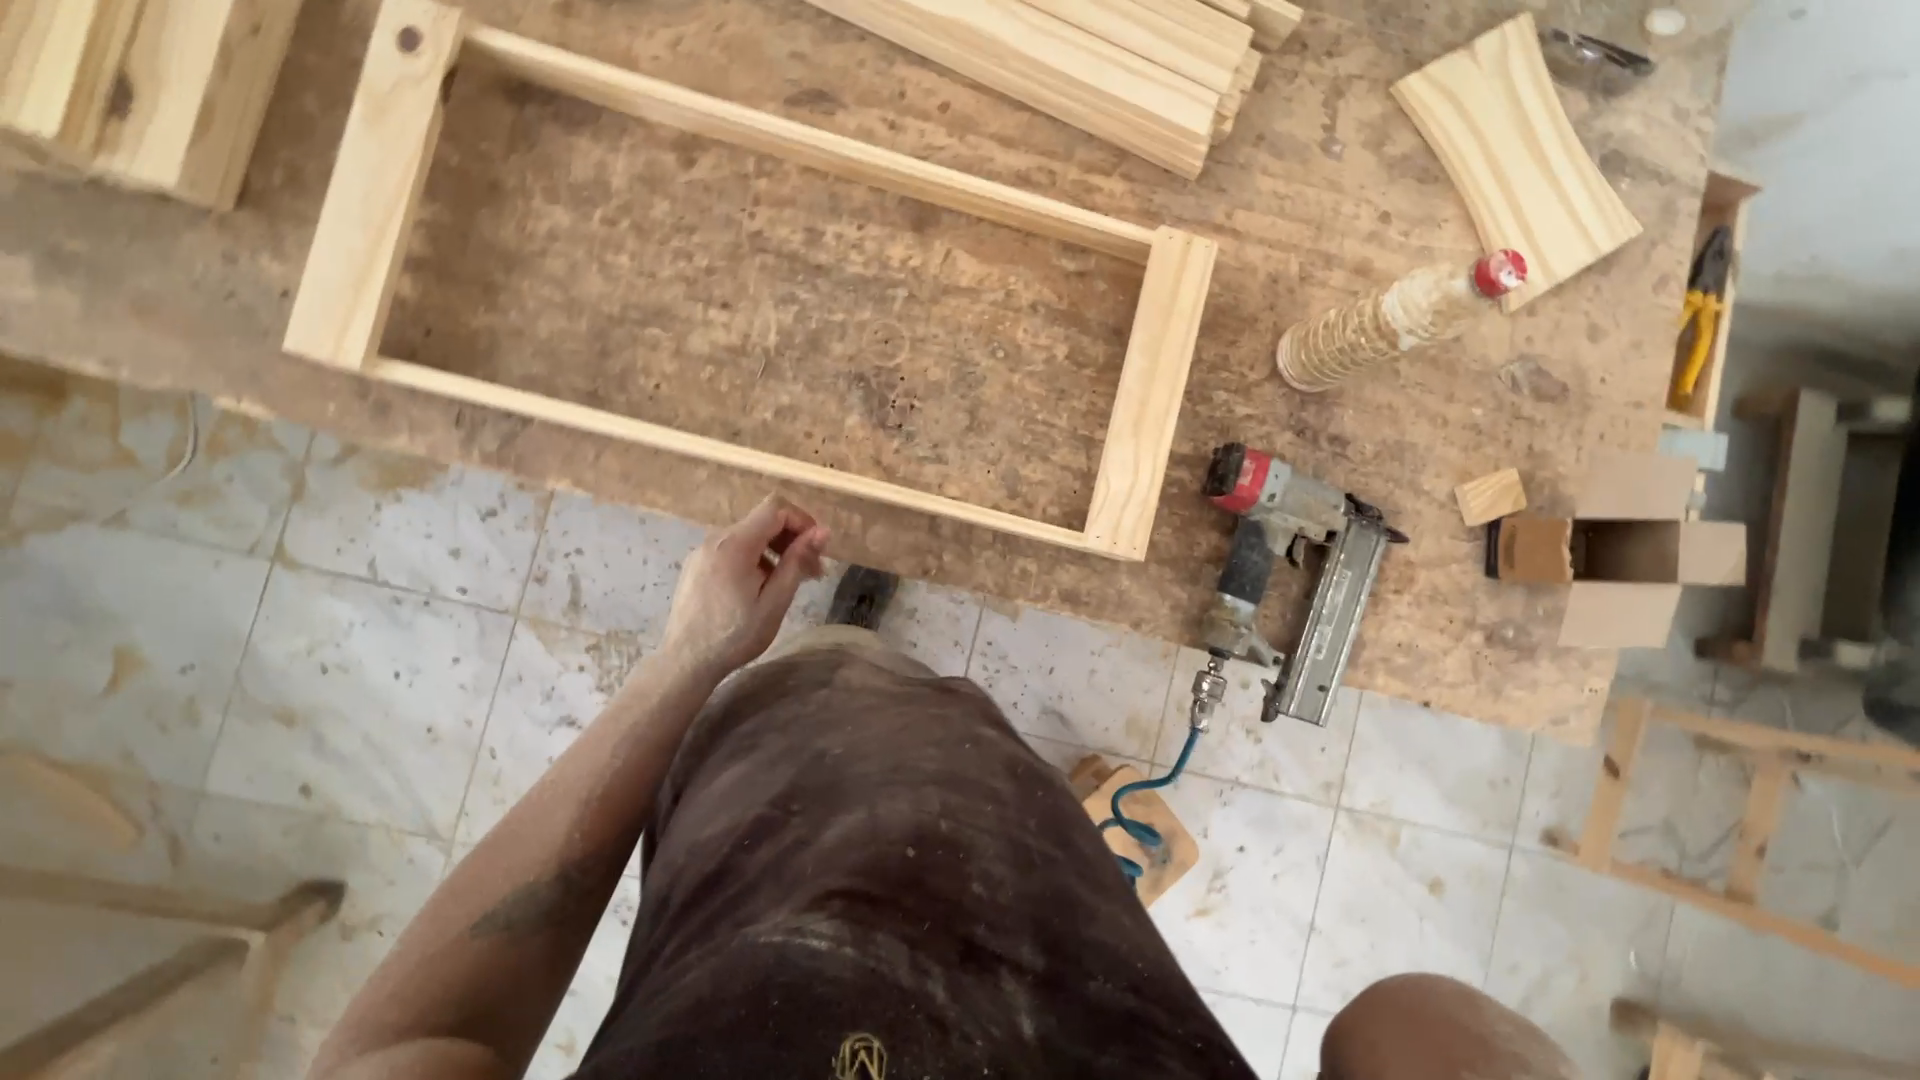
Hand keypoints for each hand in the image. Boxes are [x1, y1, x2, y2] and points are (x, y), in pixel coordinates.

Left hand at [658, 494, 830, 678]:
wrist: (686, 661)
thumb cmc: (735, 636)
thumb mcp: (774, 601)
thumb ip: (797, 562)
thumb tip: (823, 532)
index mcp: (735, 544)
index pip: (776, 508)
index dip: (803, 521)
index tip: (818, 549)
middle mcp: (716, 539)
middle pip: (763, 520)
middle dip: (792, 538)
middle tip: (812, 572)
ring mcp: (702, 551)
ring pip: (749, 535)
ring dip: (775, 550)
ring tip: (788, 583)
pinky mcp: (697, 565)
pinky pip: (732, 549)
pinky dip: (754, 558)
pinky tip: (760, 588)